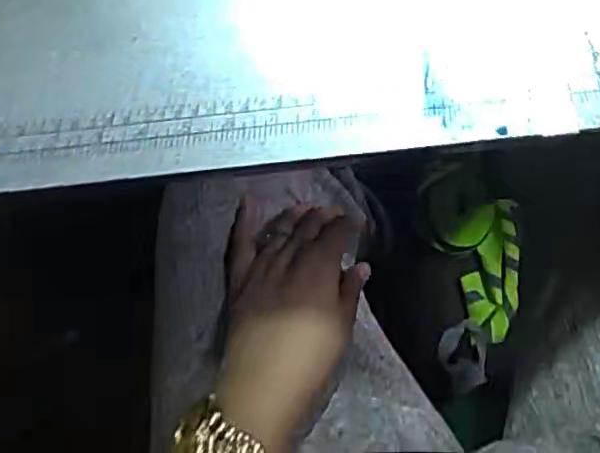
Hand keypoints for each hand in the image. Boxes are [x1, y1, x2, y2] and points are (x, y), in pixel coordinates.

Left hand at [214, 201, 368, 452]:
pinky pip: (240, 248)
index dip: (348, 224)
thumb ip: (349, 293)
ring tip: (306, 207)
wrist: (257, 397)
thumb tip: (360, 266)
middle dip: (324, 216)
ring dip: (294, 216)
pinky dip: (244, 223)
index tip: (357, 222)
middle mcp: (290, 262)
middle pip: (308, 229)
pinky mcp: (239, 285)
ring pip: (280, 232)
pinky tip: (248, 203)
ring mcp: (261, 271)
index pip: (336, 234)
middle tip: (334, 212)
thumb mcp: (341, 330)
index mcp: (319, 270)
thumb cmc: (309, 365)